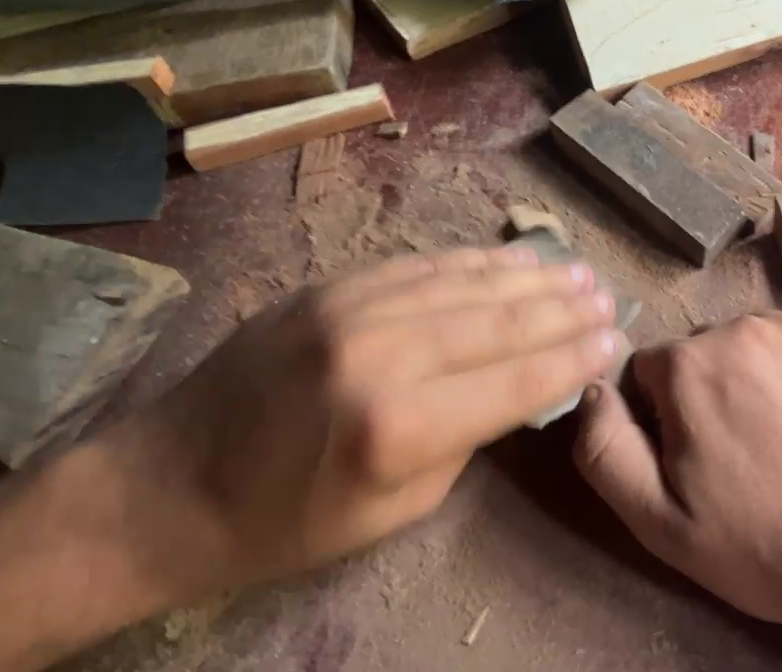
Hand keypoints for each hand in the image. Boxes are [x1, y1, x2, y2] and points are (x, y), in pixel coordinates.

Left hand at [82, 246, 623, 606]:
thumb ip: (466, 438)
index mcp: (400, 426)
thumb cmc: (287, 521)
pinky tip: (510, 260)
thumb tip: (521, 383)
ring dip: (529, 277)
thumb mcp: (394, 508)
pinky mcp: (331, 285)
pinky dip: (475, 262)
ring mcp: (353, 308)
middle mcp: (382, 353)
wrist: (168, 483)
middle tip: (607, 299)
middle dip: (563, 310)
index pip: (516, 381)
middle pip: (500, 320)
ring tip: (576, 271)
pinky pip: (422, 265)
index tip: (613, 341)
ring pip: (467, 282)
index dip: (572, 358)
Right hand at [574, 313, 781, 630]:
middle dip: (713, 390)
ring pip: (757, 343)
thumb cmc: (765, 542)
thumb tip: (590, 389)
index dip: (667, 414)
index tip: (699, 455)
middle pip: (706, 351)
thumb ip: (605, 450)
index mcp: (689, 366)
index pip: (653, 370)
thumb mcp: (661, 521)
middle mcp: (742, 328)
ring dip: (761, 377)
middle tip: (748, 451)